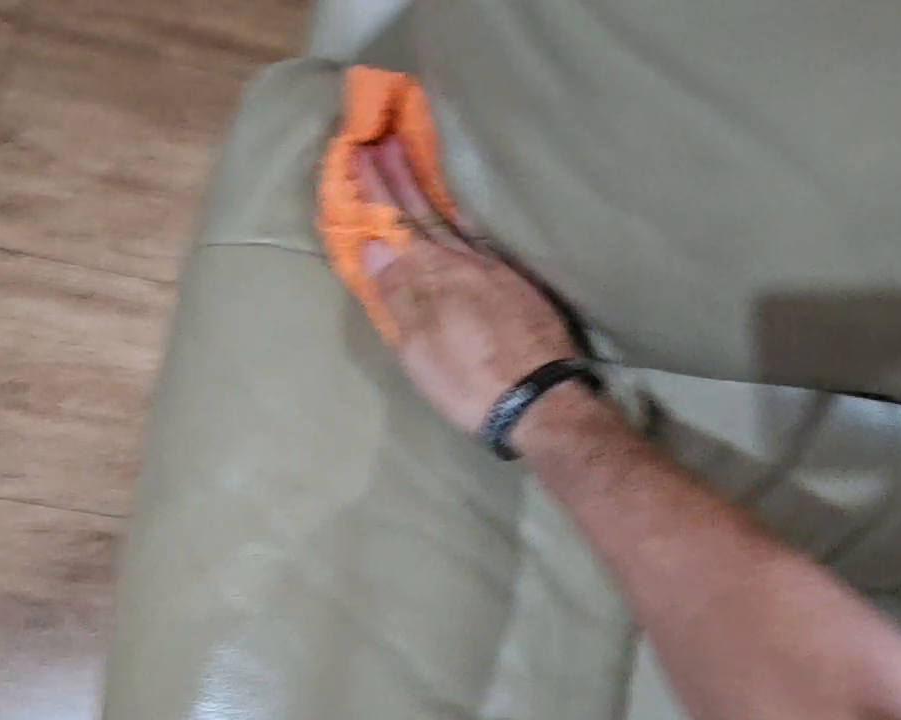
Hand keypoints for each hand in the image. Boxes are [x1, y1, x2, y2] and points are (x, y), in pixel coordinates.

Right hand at [356, 138, 577, 434]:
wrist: (540, 401)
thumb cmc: (469, 381)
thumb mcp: (420, 348)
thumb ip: (398, 294)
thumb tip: (374, 244)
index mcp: (436, 274)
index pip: (400, 220)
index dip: (378, 187)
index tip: (360, 148)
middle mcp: (468, 262)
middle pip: (430, 212)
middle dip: (404, 176)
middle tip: (385, 137)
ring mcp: (499, 272)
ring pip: (460, 223)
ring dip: (436, 194)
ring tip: (421, 165)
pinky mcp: (522, 288)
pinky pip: (484, 242)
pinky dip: (466, 223)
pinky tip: (464, 222)